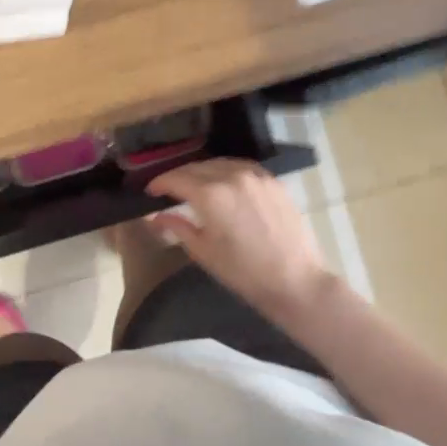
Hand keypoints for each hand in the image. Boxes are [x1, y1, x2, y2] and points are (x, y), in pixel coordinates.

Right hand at [147, 159, 333, 318]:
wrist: (296, 281)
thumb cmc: (244, 272)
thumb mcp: (204, 252)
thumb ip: (178, 227)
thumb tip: (156, 217)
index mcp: (210, 195)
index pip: (176, 178)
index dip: (159, 183)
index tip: (150, 192)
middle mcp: (232, 176)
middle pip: (196, 168)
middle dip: (179, 178)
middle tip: (169, 191)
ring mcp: (255, 176)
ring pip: (219, 164)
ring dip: (202, 172)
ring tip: (195, 187)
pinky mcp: (273, 181)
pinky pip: (241, 168)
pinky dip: (226, 172)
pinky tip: (223, 185)